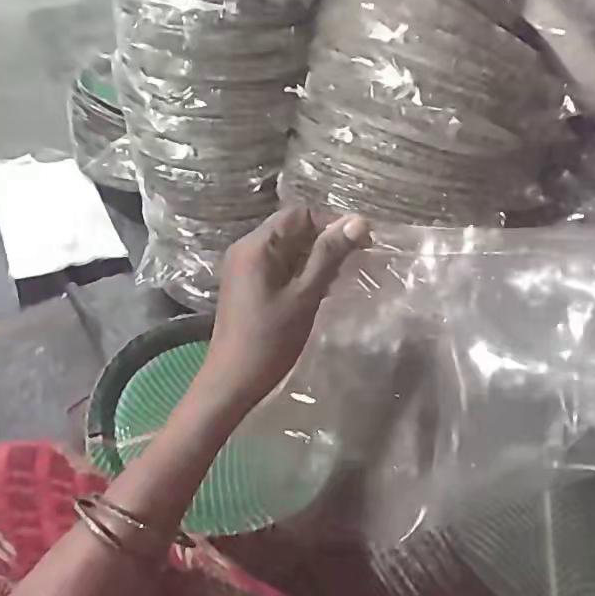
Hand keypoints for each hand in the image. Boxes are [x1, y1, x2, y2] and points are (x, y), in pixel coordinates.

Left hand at [198, 207, 371, 411]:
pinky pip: (280, 265)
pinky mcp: (248, 285)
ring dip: (316, 256)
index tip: (362, 240)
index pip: (299, 214)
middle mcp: (246, 249)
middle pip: (292, 228)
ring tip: (344, 274)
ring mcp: (244, 267)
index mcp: (256, 246)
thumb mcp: (305, 295)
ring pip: (288, 248)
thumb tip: (359, 221)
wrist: (232, 381)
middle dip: (326, 239)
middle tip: (358, 257)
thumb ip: (330, 256)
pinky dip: (302, 270)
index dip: (332, 222)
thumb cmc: (270, 339)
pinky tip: (322, 287)